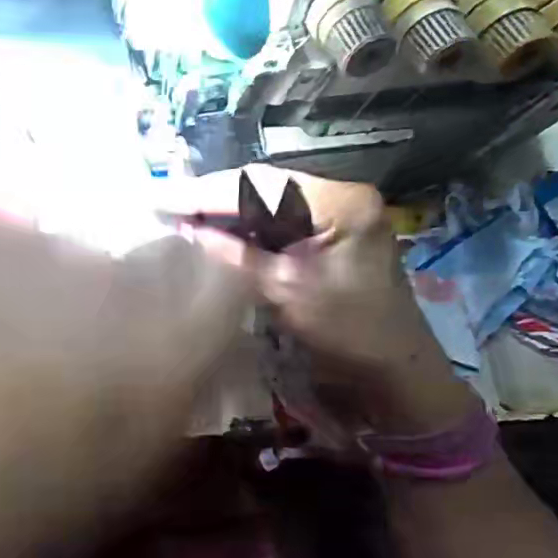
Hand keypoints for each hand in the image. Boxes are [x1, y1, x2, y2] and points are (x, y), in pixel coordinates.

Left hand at [0, 221, 251, 557]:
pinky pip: (25, 247)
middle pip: (163, 254)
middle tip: (136, 361)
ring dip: (99, 290)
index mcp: (119, 381)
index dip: (229, 315)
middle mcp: (71, 300)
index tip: (214, 355)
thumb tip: (188, 395)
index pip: (223, 288)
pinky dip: (37, 281)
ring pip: (95, 245)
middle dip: (167, 302)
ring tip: (58, 351)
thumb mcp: (67, 534)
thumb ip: (143, 447)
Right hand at [163, 166, 476, 435]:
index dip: (206, 192)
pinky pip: (278, 222)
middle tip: (166, 207)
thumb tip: (186, 231)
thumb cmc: (349, 333)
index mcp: (340, 202)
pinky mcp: (330, 235)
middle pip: (263, 186)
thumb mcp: (286, 292)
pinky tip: (214, 234)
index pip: (260, 184)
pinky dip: (245, 228)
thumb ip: (236, 256)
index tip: (163, 199)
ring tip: (180, 218)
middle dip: (212, 198)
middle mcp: (341, 196)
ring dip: (226, 212)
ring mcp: (338, 214)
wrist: (395, 372)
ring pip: (268, 202)